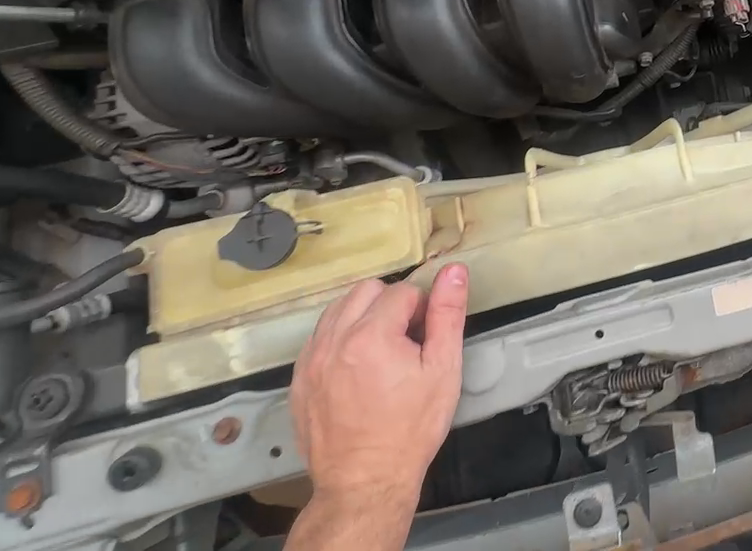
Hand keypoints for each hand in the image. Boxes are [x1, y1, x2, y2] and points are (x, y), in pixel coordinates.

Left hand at [290, 264, 469, 501]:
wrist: (365, 481)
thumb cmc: (412, 425)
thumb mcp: (443, 367)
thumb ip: (447, 313)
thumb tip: (454, 270)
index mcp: (371, 335)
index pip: (403, 291)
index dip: (422, 309)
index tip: (426, 340)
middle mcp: (333, 341)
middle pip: (366, 290)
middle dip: (391, 304)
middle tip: (407, 339)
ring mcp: (310, 361)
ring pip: (338, 308)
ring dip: (363, 315)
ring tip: (381, 349)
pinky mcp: (298, 380)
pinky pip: (319, 336)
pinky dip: (340, 337)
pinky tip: (357, 365)